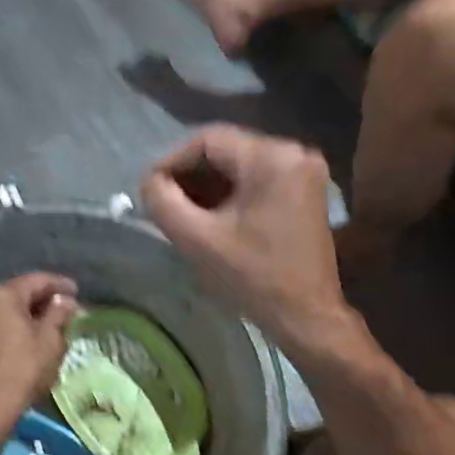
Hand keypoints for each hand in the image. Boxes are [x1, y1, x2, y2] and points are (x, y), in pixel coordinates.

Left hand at [0, 272, 79, 433]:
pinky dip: (19, 321)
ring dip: (33, 310)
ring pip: (11, 306)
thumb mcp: (50, 339)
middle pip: (22, 291)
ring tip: (55, 319)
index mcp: (3, 294)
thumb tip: (65, 300)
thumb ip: (59, 313)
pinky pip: (2, 319)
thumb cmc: (24, 368)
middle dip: (45, 297)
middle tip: (68, 305)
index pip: (38, 280)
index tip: (78, 291)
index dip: (60, 284)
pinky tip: (35, 331)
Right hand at [140, 125, 352, 349]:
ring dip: (207, 186)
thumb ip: (164, 203)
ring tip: (182, 213)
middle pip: (226, 151)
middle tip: (163, 203)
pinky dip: (230, 194)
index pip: (207, 140)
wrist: (305, 314)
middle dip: (189, 176)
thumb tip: (149, 183)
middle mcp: (293, 152)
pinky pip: (257, 180)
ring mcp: (303, 172)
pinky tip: (210, 218)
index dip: (171, 161)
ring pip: (240, 166)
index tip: (149, 190)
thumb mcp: (197, 240)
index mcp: (271, 158)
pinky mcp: (305, 191)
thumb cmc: (251, 278)